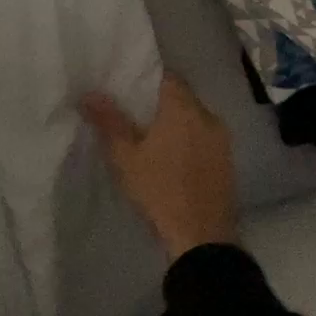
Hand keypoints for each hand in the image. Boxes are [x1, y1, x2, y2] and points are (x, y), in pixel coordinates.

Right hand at [80, 73, 238, 260]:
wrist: (202, 239)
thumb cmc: (160, 189)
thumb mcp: (125, 156)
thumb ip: (108, 121)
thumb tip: (88, 93)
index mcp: (184, 109)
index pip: (167, 76)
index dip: (147, 75)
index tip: (126, 81)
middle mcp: (208, 118)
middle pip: (182, 96)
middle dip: (159, 99)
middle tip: (132, 107)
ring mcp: (222, 142)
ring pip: (195, 118)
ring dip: (175, 121)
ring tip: (149, 132)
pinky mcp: (227, 163)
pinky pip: (204, 138)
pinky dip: (188, 138)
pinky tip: (170, 154)